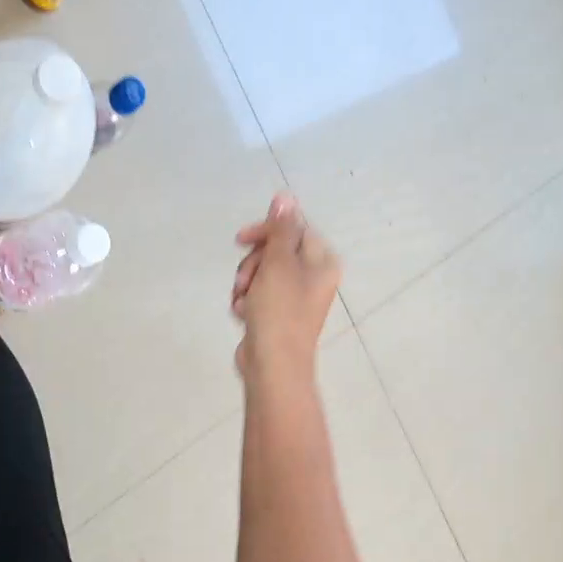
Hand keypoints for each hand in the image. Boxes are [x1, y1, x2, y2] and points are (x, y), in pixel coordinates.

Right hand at [231, 192, 341, 380]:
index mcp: (322, 261)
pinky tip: (243, 314)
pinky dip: (246, 302)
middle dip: (252, 263)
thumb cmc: (279, 312)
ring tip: (242, 301)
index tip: (240, 239)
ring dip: (245, 283)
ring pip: (261, 274)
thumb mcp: (278, 264)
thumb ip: (280, 229)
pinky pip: (257, 296)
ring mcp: (295, 298)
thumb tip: (285, 196)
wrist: (273, 365)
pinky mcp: (277, 316)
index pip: (293, 229)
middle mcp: (313, 277)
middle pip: (275, 251)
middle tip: (244, 280)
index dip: (265, 231)